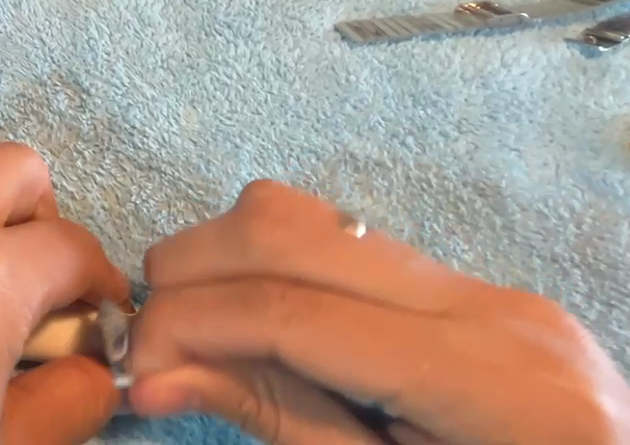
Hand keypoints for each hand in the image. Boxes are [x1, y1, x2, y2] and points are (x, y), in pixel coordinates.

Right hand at [129, 181, 629, 443]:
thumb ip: (270, 418)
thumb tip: (147, 378)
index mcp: (496, 386)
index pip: (288, 313)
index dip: (187, 324)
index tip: (133, 360)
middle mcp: (489, 308)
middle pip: (278, 230)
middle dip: (186, 272)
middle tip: (152, 333)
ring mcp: (478, 284)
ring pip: (291, 211)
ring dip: (215, 256)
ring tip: (199, 319)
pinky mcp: (459, 281)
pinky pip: (323, 232)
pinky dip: (259, 259)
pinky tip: (258, 311)